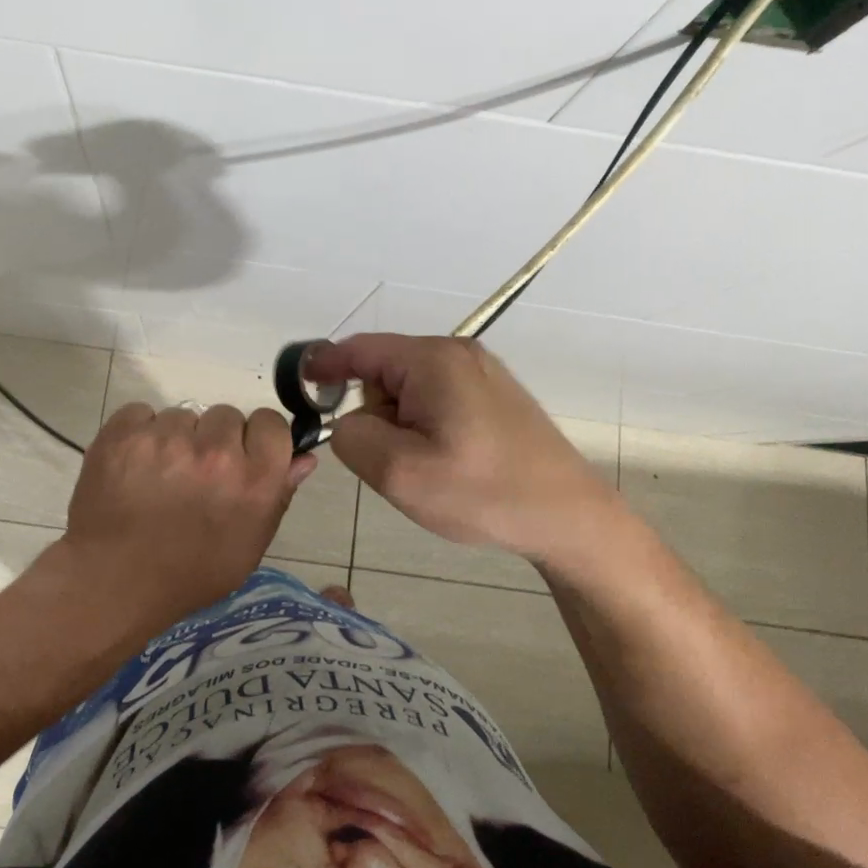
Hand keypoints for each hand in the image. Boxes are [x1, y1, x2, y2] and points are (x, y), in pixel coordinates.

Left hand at [52, 402, 317, 633]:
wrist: (112, 582)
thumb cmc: (189, 574)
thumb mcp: (248, 548)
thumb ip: (278, 496)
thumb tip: (305, 457)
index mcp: (253, 480)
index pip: (271, 422)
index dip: (257, 438)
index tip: (243, 458)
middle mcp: (215, 451)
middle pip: (226, 415)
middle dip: (215, 439)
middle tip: (196, 475)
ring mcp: (166, 438)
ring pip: (182, 415)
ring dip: (176, 438)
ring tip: (159, 476)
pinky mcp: (123, 433)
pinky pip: (142, 413)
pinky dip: (139, 433)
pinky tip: (134, 465)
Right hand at [305, 333, 620, 565]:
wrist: (569, 517)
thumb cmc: (483, 493)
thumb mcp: (399, 473)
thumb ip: (353, 437)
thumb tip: (350, 422)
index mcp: (432, 361)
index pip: (359, 350)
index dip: (324, 365)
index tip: (299, 383)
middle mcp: (458, 354)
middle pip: (385, 373)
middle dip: (377, 414)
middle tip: (399, 462)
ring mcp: (482, 373)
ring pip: (410, 392)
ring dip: (404, 428)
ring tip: (432, 470)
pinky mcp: (495, 397)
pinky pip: (437, 403)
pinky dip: (428, 430)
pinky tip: (453, 466)